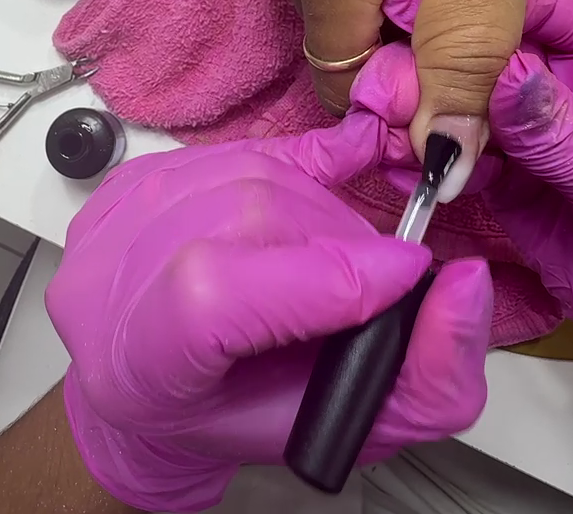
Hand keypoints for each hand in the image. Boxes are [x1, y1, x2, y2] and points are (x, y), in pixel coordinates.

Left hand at [46, 54, 492, 511]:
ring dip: (318, 203)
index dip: (317, 277)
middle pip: (241, 216)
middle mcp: (108, 276)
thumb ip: (423, 381)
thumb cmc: (230, 411)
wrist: (155, 377)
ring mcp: (119, 213)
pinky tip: (326, 181)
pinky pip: (235, 146)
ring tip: (339, 248)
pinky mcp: (141, 173)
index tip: (401, 274)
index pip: (209, 294)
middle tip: (376, 273)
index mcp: (137, 361)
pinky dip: (295, 162)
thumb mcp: (339, 427)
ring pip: (243, 169)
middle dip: (336, 238)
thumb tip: (463, 287)